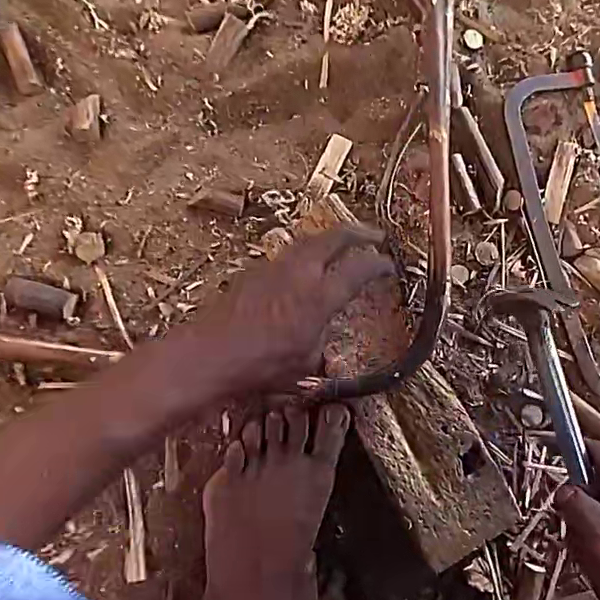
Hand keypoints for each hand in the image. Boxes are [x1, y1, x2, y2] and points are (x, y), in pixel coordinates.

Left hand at [186, 224, 393, 394]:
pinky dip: (304, 253)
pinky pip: (287, 255)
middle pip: (335, 238)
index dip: (379, 264)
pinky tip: (304, 268)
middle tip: (374, 237)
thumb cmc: (259, 366)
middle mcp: (299, 274)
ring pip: (308, 241)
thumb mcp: (304, 365)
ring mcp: (274, 268)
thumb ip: (321, 346)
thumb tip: (325, 343)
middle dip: (359, 233)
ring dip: (329, 239)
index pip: (359, 269)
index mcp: (319, 297)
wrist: (211, 354)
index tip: (388, 265)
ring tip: (341, 245)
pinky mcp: (255, 272)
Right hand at [557, 441, 599, 599]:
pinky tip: (592, 558)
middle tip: (568, 525)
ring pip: (597, 500)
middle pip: (596, 478)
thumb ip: (579, 512)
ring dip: (581, 519)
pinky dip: (590, 532)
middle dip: (575, 495)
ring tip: (584, 549)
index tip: (546, 444)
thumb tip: (564, 488)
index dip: (575, 445)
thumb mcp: (598, 550)